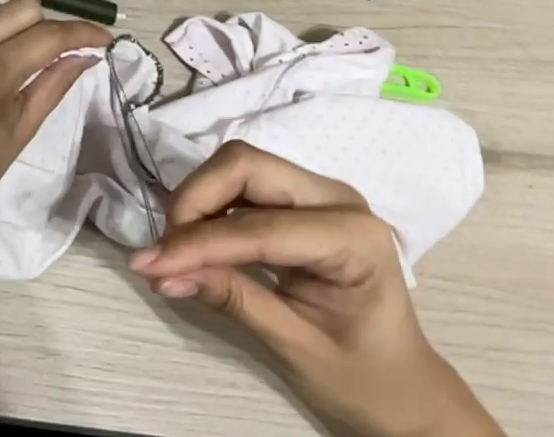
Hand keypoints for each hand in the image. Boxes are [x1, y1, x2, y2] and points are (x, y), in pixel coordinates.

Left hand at [0, 0, 109, 237]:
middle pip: (23, 7)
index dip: (83, 32)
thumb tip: (87, 55)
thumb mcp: (21, 131)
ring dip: (11, 25)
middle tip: (56, 50)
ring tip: (16, 55)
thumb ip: (54, 85)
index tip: (104, 38)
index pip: (51, 34)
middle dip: (48, 23)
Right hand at [130, 142, 501, 436]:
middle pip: (244, 165)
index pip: (257, 227)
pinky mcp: (298, 199)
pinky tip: (196, 242)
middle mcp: (336, 198)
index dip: (198, 242)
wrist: (406, 388)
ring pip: (236, 166)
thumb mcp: (297, 349)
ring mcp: (317, 193)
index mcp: (353, 238)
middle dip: (194, 201)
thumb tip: (161, 272)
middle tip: (165, 251)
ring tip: (177, 250)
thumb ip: (232, 299)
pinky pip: (240, 183)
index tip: (147, 264)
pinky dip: (208, 206)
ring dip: (197, 200)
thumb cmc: (364, 378)